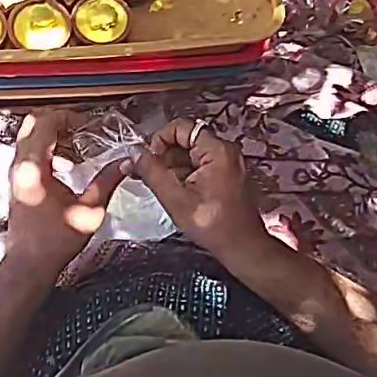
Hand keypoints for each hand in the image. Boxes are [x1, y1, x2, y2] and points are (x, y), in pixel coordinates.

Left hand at [6, 109, 130, 281]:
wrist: (30, 263)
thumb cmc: (54, 241)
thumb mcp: (89, 210)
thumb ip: (107, 181)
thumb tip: (125, 162)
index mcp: (34, 167)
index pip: (45, 123)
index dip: (67, 116)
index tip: (85, 121)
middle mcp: (20, 165)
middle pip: (33, 122)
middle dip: (58, 118)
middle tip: (80, 126)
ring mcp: (16, 171)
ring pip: (29, 134)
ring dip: (52, 132)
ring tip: (77, 142)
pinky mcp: (18, 179)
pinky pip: (29, 149)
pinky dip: (47, 146)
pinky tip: (68, 161)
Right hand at [131, 120, 273, 260]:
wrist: (243, 248)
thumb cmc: (213, 226)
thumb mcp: (176, 199)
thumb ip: (151, 172)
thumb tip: (133, 153)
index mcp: (217, 151)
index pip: (181, 127)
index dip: (160, 140)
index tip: (149, 159)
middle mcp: (225, 151)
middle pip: (185, 140)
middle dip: (164, 155)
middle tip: (149, 174)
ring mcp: (227, 162)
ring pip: (190, 153)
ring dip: (172, 166)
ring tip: (161, 186)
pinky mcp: (226, 174)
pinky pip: (199, 165)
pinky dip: (184, 174)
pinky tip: (175, 191)